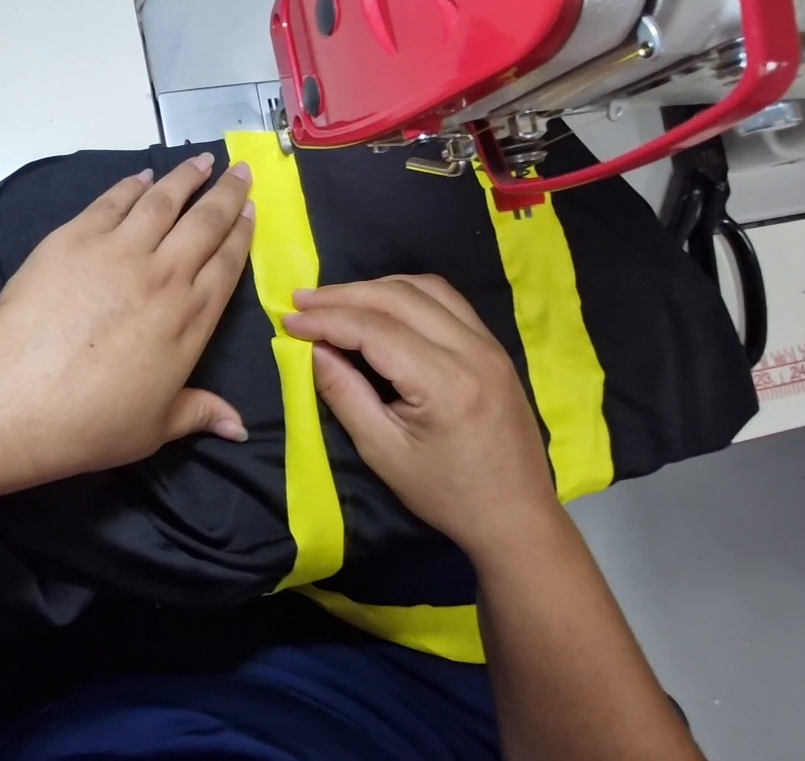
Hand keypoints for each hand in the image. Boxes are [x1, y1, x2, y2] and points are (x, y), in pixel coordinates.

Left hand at [0, 153, 255, 477]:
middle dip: (226, 193)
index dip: (242, 232)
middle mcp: (164, 274)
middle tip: (240, 171)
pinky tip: (141, 177)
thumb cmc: (92, 418)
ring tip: (200, 160)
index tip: (251, 209)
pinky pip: (112, 202)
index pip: (227, 263)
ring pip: (162, 201)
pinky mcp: (76, 237)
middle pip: (204, 223)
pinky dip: (131, 185)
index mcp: (190, 317)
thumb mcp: (155, 427)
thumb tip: (240, 428)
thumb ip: (200, 414)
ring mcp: (119, 250)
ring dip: (185, 177)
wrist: (22, 390)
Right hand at [283, 276, 561, 560]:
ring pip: (425, 288)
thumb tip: (312, 348)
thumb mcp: (382, 451)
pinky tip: (379, 306)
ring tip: (335, 301)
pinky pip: (446, 299)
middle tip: (302, 301)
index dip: (326, 319)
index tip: (288, 319)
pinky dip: (404, 293)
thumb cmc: (445, 493)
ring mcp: (489, 344)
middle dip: (344, 294)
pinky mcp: (494, 347)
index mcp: (445, 382)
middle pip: (398, 296)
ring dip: (375, 288)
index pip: (374, 329)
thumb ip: (344, 393)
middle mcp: (472, 350)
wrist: (516, 517)